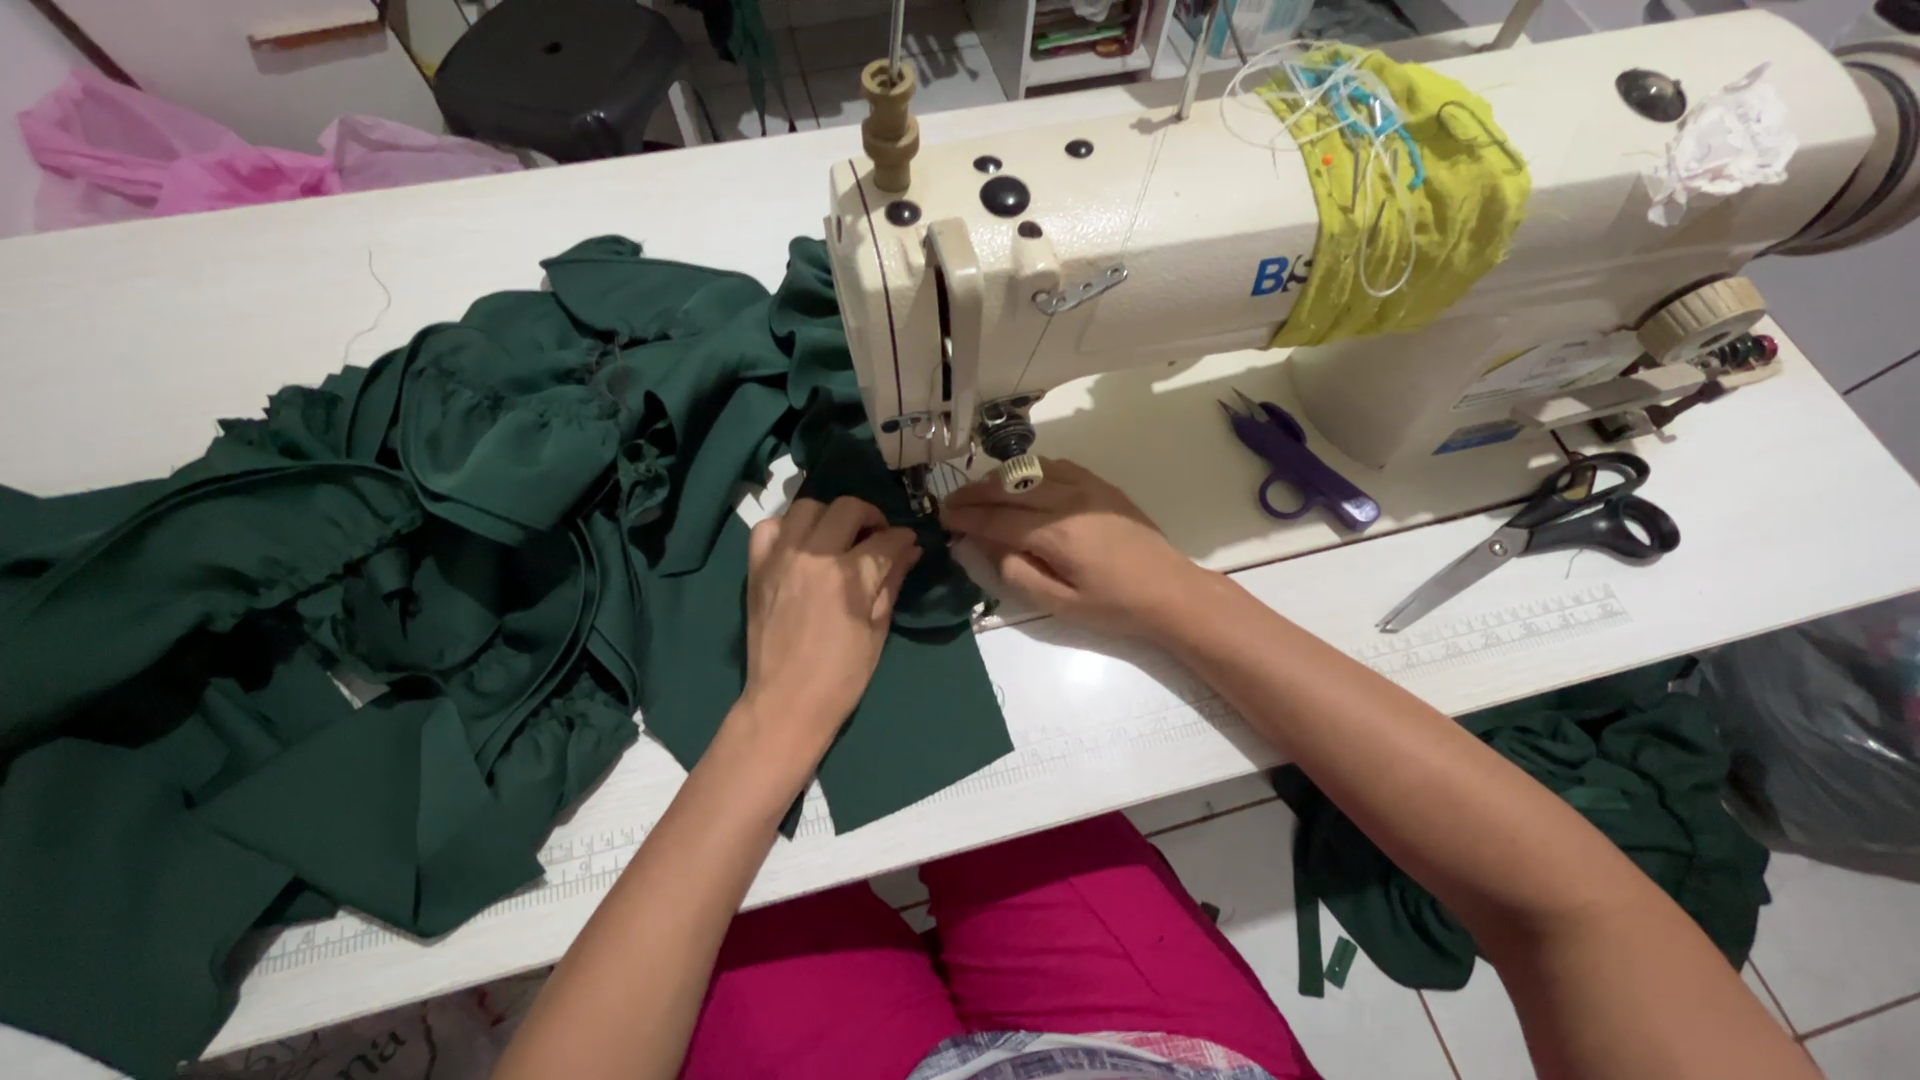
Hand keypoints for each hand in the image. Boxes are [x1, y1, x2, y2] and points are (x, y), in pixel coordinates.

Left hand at [740, 496, 920, 753]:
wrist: (786, 702)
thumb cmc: (842, 675)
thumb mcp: (878, 629)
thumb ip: (891, 582)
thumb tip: (908, 550)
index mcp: (849, 576)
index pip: (885, 540)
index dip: (902, 539)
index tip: (908, 544)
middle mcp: (813, 555)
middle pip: (848, 508)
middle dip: (871, 517)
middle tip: (877, 537)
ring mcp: (781, 558)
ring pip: (808, 507)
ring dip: (830, 516)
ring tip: (839, 536)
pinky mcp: (757, 568)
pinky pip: (768, 527)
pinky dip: (786, 526)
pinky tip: (800, 543)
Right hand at [940, 459, 1208, 637]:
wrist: (1169, 590)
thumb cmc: (1114, 606)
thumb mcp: (1059, 604)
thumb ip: (1017, 573)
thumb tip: (986, 545)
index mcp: (1055, 534)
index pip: (996, 519)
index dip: (965, 518)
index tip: (942, 519)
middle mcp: (1067, 501)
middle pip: (1007, 488)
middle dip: (973, 494)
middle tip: (950, 504)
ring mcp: (1086, 488)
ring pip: (1029, 470)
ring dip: (998, 479)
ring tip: (979, 493)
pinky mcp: (1100, 485)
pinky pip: (1056, 465)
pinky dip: (1029, 470)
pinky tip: (1020, 481)